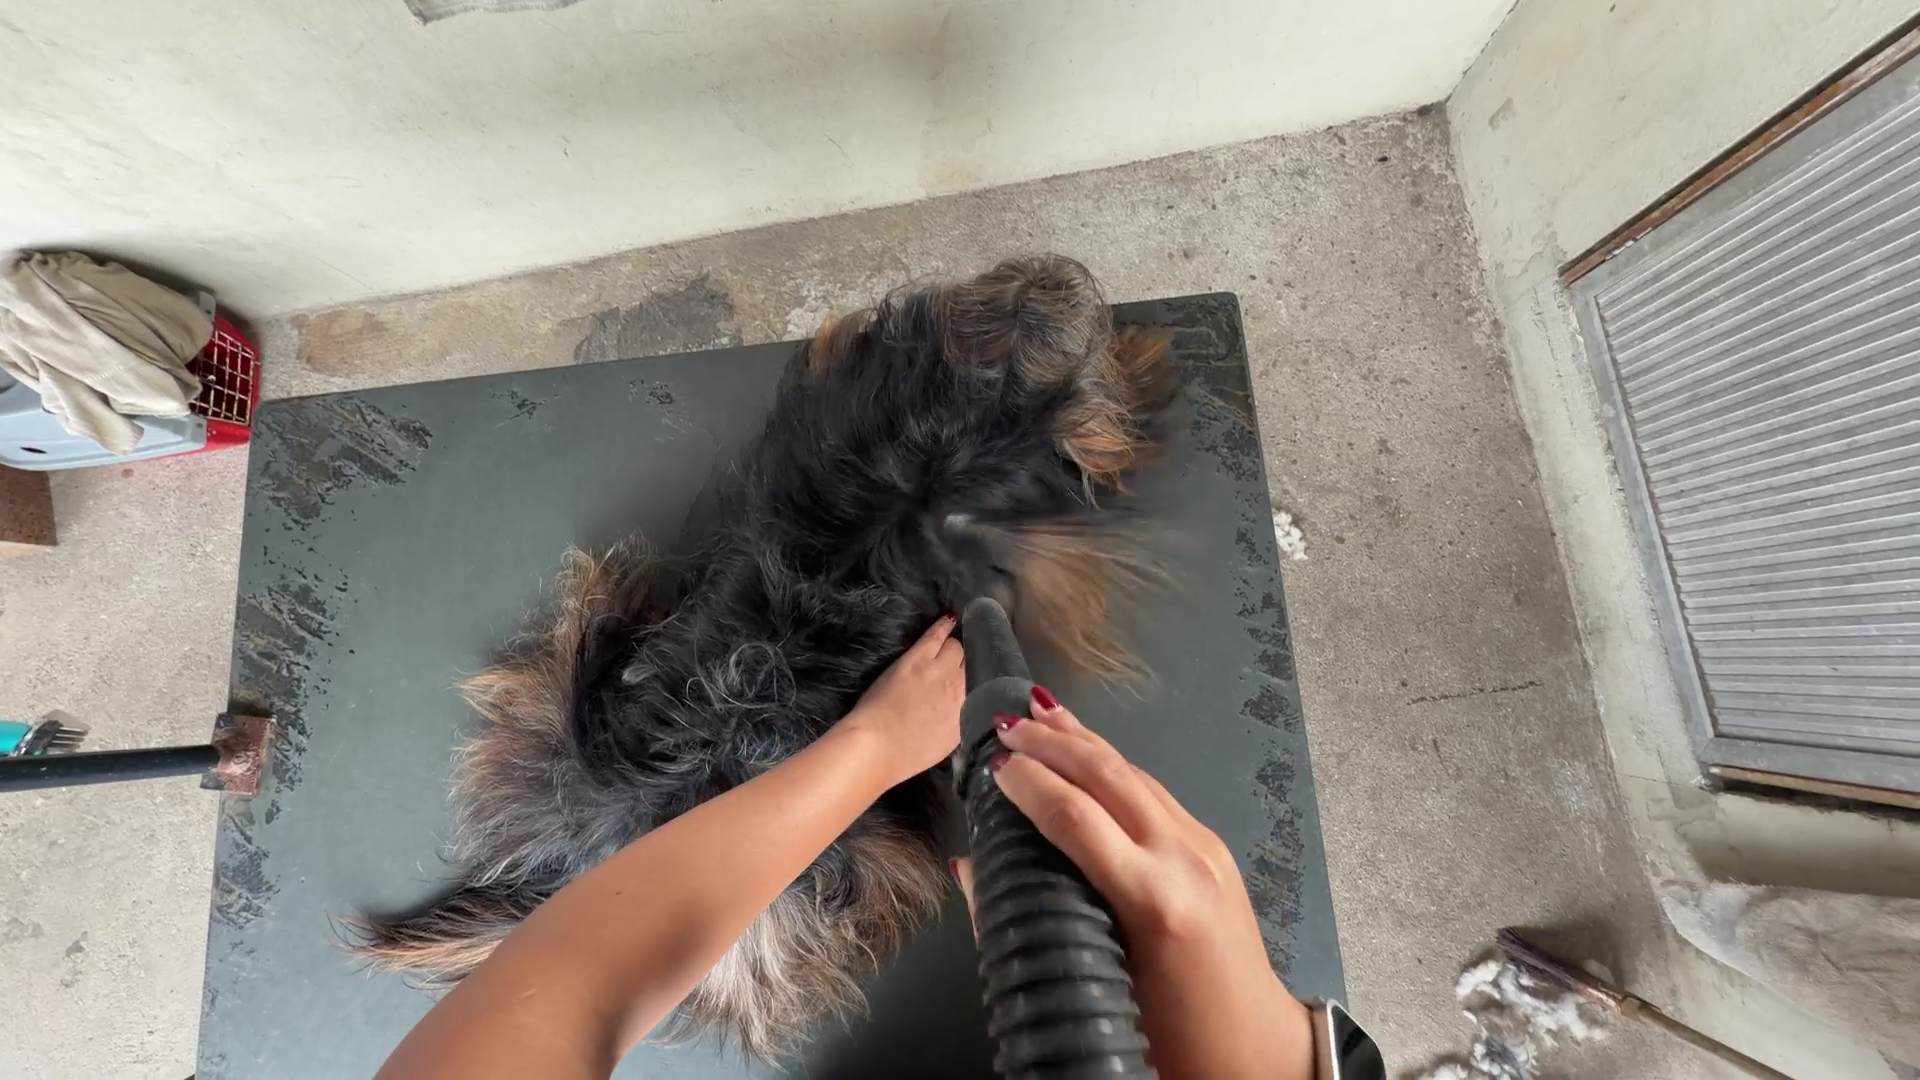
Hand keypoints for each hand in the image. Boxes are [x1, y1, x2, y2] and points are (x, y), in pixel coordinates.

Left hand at [837, 615, 965, 785]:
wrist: (877, 745)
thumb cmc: (908, 754)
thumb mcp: (948, 742)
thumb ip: (961, 719)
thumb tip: (966, 705)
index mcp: (968, 710)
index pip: (983, 683)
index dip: (979, 677)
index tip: (978, 675)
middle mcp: (960, 686)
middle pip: (971, 663)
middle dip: (968, 661)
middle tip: (963, 660)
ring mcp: (938, 669)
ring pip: (956, 647)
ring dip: (956, 645)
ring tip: (957, 638)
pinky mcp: (916, 658)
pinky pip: (935, 636)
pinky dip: (943, 626)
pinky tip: (950, 619)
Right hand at [956, 689, 1313, 1079]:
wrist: (1261, 1052)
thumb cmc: (1171, 1037)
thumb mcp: (1093, 985)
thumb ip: (1026, 921)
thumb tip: (970, 867)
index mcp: (1154, 902)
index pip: (1077, 818)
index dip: (1030, 784)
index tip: (994, 765)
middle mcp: (1183, 858)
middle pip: (1107, 776)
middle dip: (1051, 743)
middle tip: (1006, 723)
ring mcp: (1202, 843)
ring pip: (1132, 770)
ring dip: (1081, 739)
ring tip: (1039, 713)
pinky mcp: (1210, 841)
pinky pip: (1151, 787)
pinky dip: (1110, 761)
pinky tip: (1087, 748)